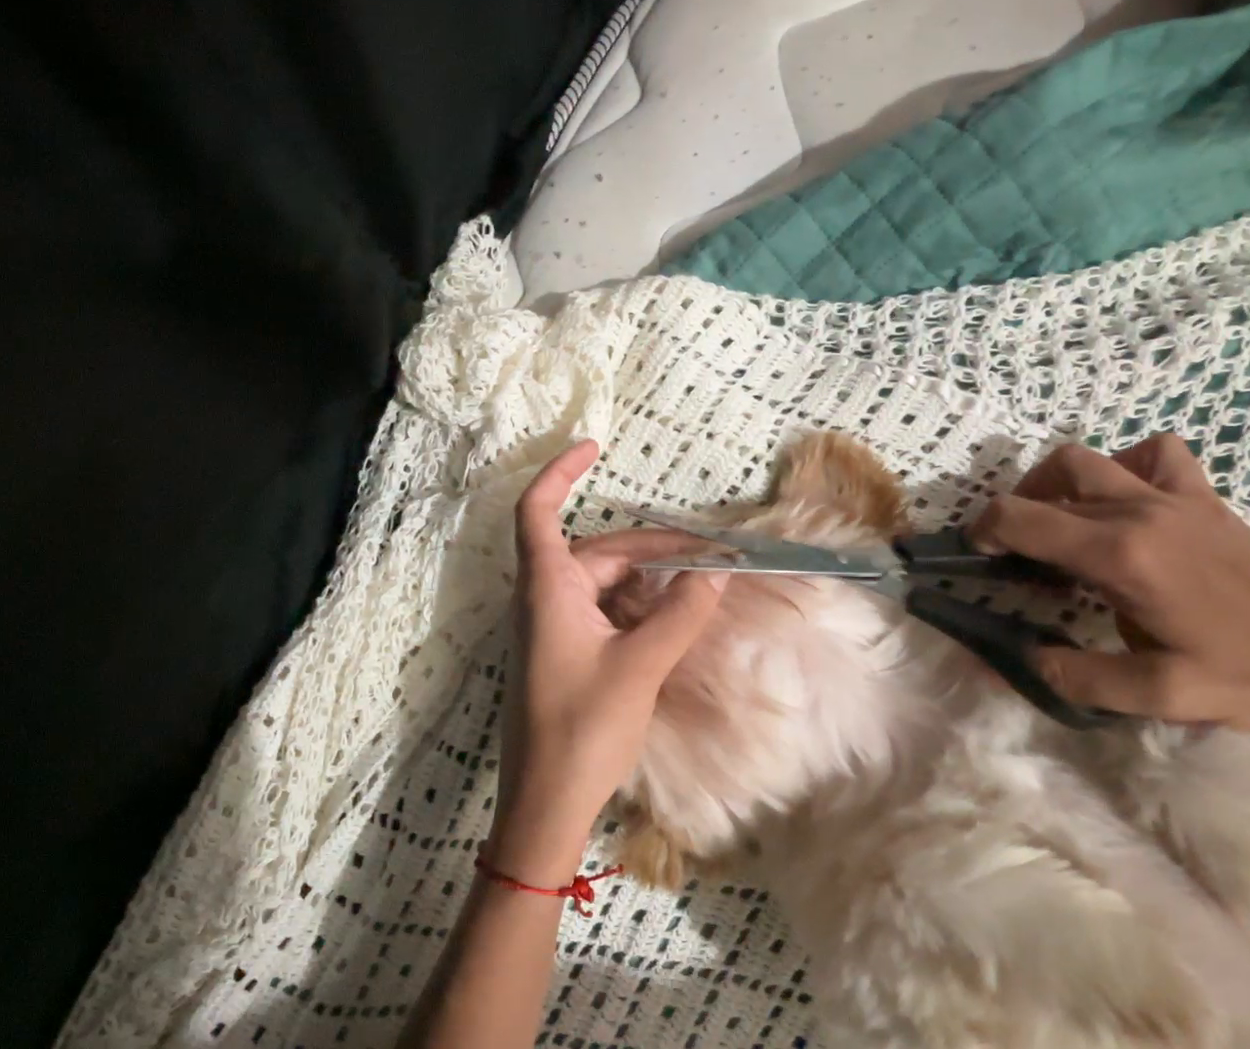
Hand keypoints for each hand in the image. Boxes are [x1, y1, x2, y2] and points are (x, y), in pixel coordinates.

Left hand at [488, 441, 725, 881]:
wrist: (546, 802)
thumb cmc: (583, 730)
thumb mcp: (639, 667)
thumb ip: (677, 616)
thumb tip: (711, 574)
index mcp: (546, 589)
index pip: (538, 512)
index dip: (560, 474)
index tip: (594, 448)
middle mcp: (543, 600)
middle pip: (594, 551)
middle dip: (649, 547)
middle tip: (709, 553)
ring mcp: (550, 629)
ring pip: (601, 584)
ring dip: (646, 580)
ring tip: (700, 583)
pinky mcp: (562, 655)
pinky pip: (600, 613)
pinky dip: (635, 608)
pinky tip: (672, 619)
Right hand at [971, 435, 1249, 760]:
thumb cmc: (1249, 685)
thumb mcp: (1149, 695)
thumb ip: (1068, 674)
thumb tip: (1010, 657)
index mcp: (1120, 556)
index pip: (1020, 517)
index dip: (983, 533)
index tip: (980, 562)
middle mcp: (1142, 513)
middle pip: (1049, 478)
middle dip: (1013, 509)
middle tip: (1014, 554)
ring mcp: (1180, 500)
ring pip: (1093, 459)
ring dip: (1059, 483)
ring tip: (1060, 525)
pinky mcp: (1209, 504)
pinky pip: (1157, 456)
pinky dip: (1126, 467)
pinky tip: (1125, 505)